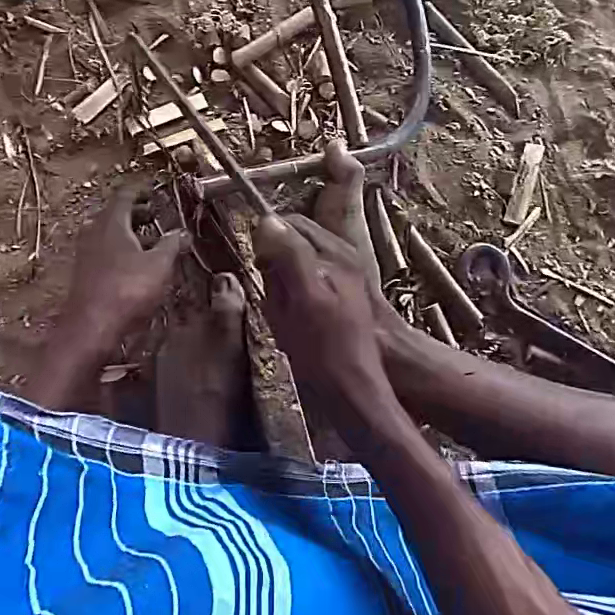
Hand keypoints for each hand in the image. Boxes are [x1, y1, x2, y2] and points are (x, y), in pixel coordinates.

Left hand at [61, 183, 188, 345]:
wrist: (91, 327)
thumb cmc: (127, 289)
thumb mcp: (159, 265)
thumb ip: (171, 245)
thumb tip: (182, 232)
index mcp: (112, 222)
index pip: (125, 195)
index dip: (140, 191)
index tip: (153, 191)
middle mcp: (94, 231)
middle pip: (115, 214)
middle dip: (136, 213)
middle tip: (154, 215)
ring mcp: (86, 252)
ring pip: (109, 234)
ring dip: (128, 234)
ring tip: (150, 241)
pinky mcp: (84, 273)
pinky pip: (104, 251)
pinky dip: (120, 250)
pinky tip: (134, 265)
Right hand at [253, 209, 390, 421]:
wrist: (356, 394)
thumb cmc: (325, 349)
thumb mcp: (301, 297)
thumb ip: (288, 254)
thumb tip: (267, 221)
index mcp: (336, 252)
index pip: (290, 224)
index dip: (267, 239)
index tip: (258, 265)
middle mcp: (343, 259)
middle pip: (293, 242)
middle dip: (274, 262)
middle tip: (270, 291)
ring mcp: (344, 280)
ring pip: (296, 266)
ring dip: (282, 282)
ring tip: (282, 310)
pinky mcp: (341, 301)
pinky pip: (305, 286)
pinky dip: (293, 297)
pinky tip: (294, 321)